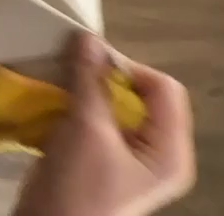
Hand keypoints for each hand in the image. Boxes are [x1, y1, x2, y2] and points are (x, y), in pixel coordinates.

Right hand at [14, 34, 195, 215]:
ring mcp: (129, 156)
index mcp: (170, 152)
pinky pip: (96, 116)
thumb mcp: (86, 130)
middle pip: (140, 94)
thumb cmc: (80, 185)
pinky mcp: (101, 156)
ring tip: (58, 83)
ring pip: (114, 103)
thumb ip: (89, 82)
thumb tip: (88, 37)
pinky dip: (76, 101)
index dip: (129, 69)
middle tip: (70, 72)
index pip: (165, 89)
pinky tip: (53, 101)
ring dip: (85, 87)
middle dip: (103, 76)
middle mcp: (157, 152)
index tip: (87, 64)